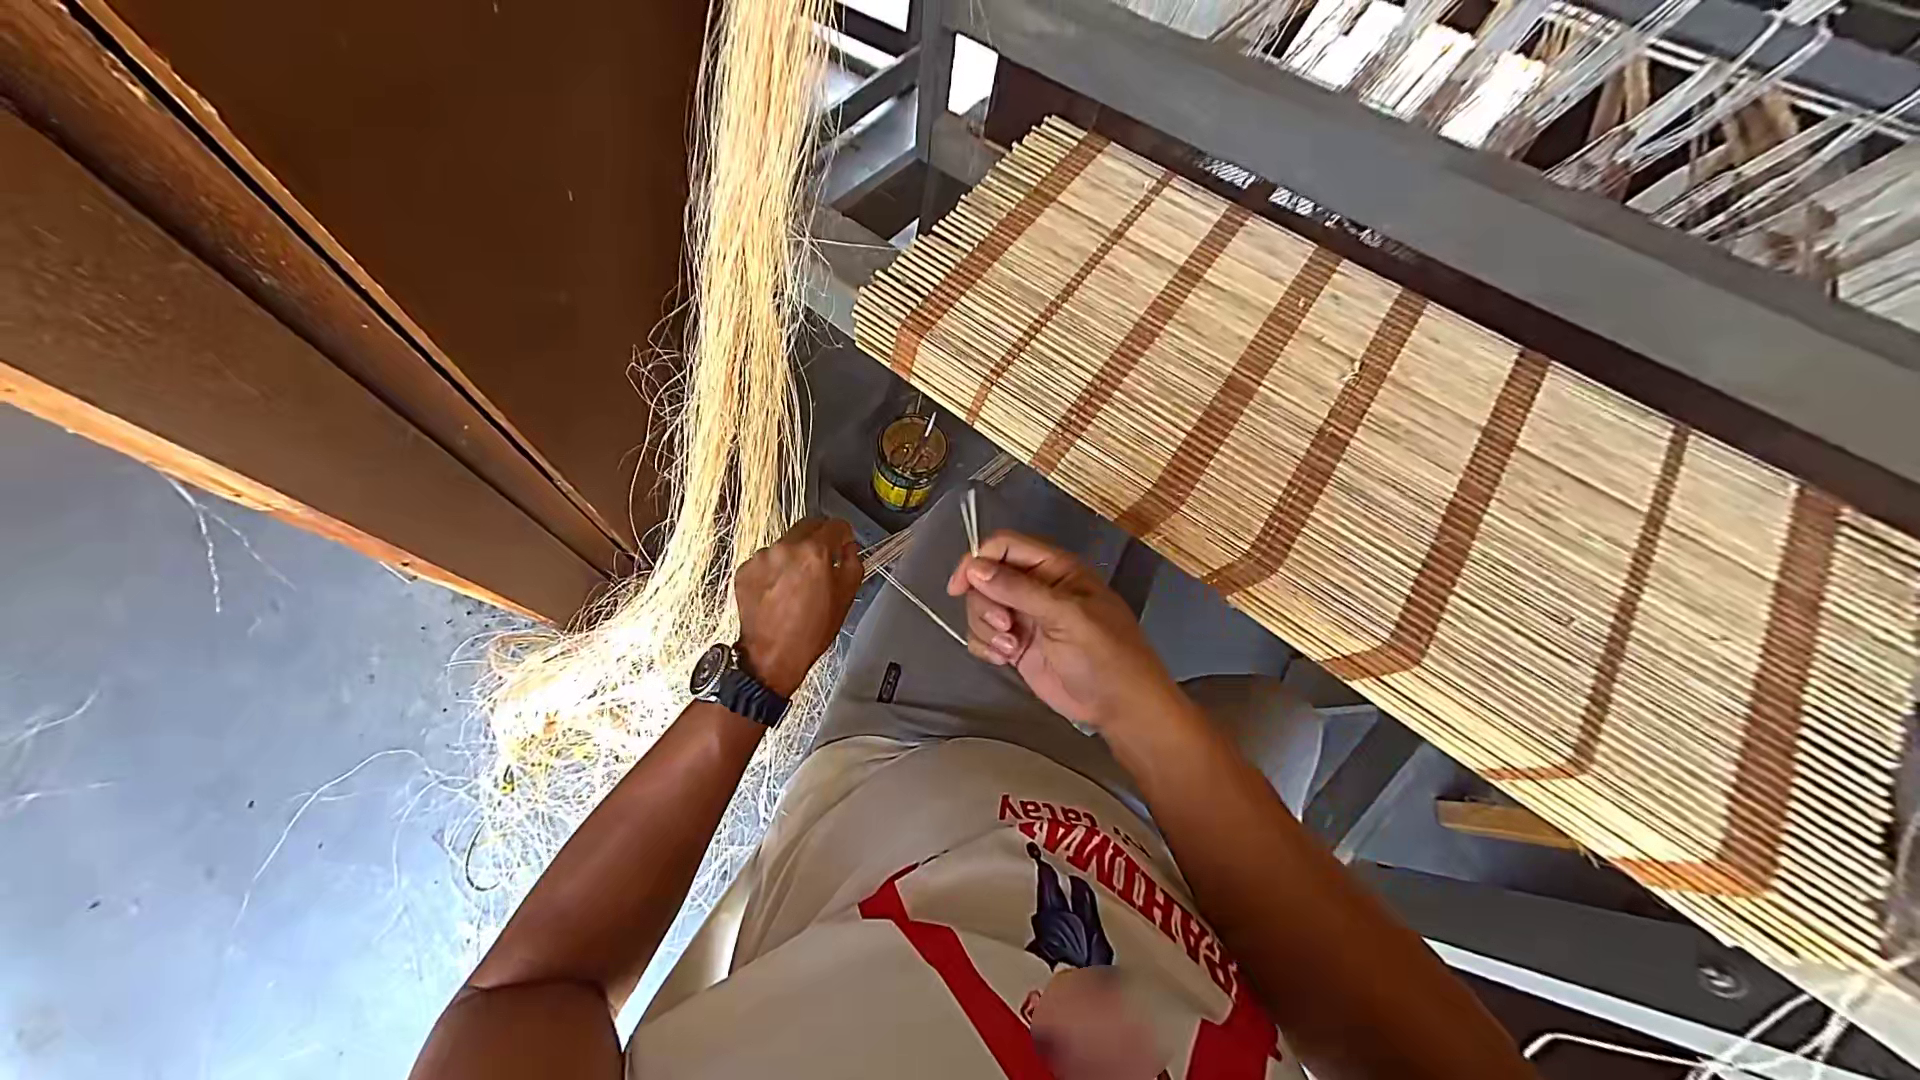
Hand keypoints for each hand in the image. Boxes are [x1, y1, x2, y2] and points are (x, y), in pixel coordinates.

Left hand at [734, 516, 861, 696]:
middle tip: (823, 561)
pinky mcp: (745, 569)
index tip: (843, 543)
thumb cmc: (809, 632)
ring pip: (786, 543)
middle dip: (819, 539)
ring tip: (798, 584)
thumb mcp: (846, 596)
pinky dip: (775, 569)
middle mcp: (786, 549)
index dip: (844, 534)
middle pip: (808, 527)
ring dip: (795, 555)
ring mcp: (762, 558)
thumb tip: (848, 550)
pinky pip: (766, 559)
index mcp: (815, 552)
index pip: (835, 525)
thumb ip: (853, 563)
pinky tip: (780, 591)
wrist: (772, 655)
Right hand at [945, 530, 1183, 733]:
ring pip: (981, 608)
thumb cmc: (1107, 654)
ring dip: (986, 628)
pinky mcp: (1017, 645)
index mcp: (1054, 568)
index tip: (961, 586)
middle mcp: (1036, 588)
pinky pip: (984, 635)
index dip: (978, 561)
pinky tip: (1006, 658)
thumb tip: (976, 568)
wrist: (1120, 705)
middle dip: (984, 603)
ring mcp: (1025, 617)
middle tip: (1004, 626)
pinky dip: (986, 646)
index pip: (1004, 547)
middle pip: (985, 578)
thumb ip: (1019, 590)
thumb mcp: (1066, 616)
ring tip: (1010, 648)